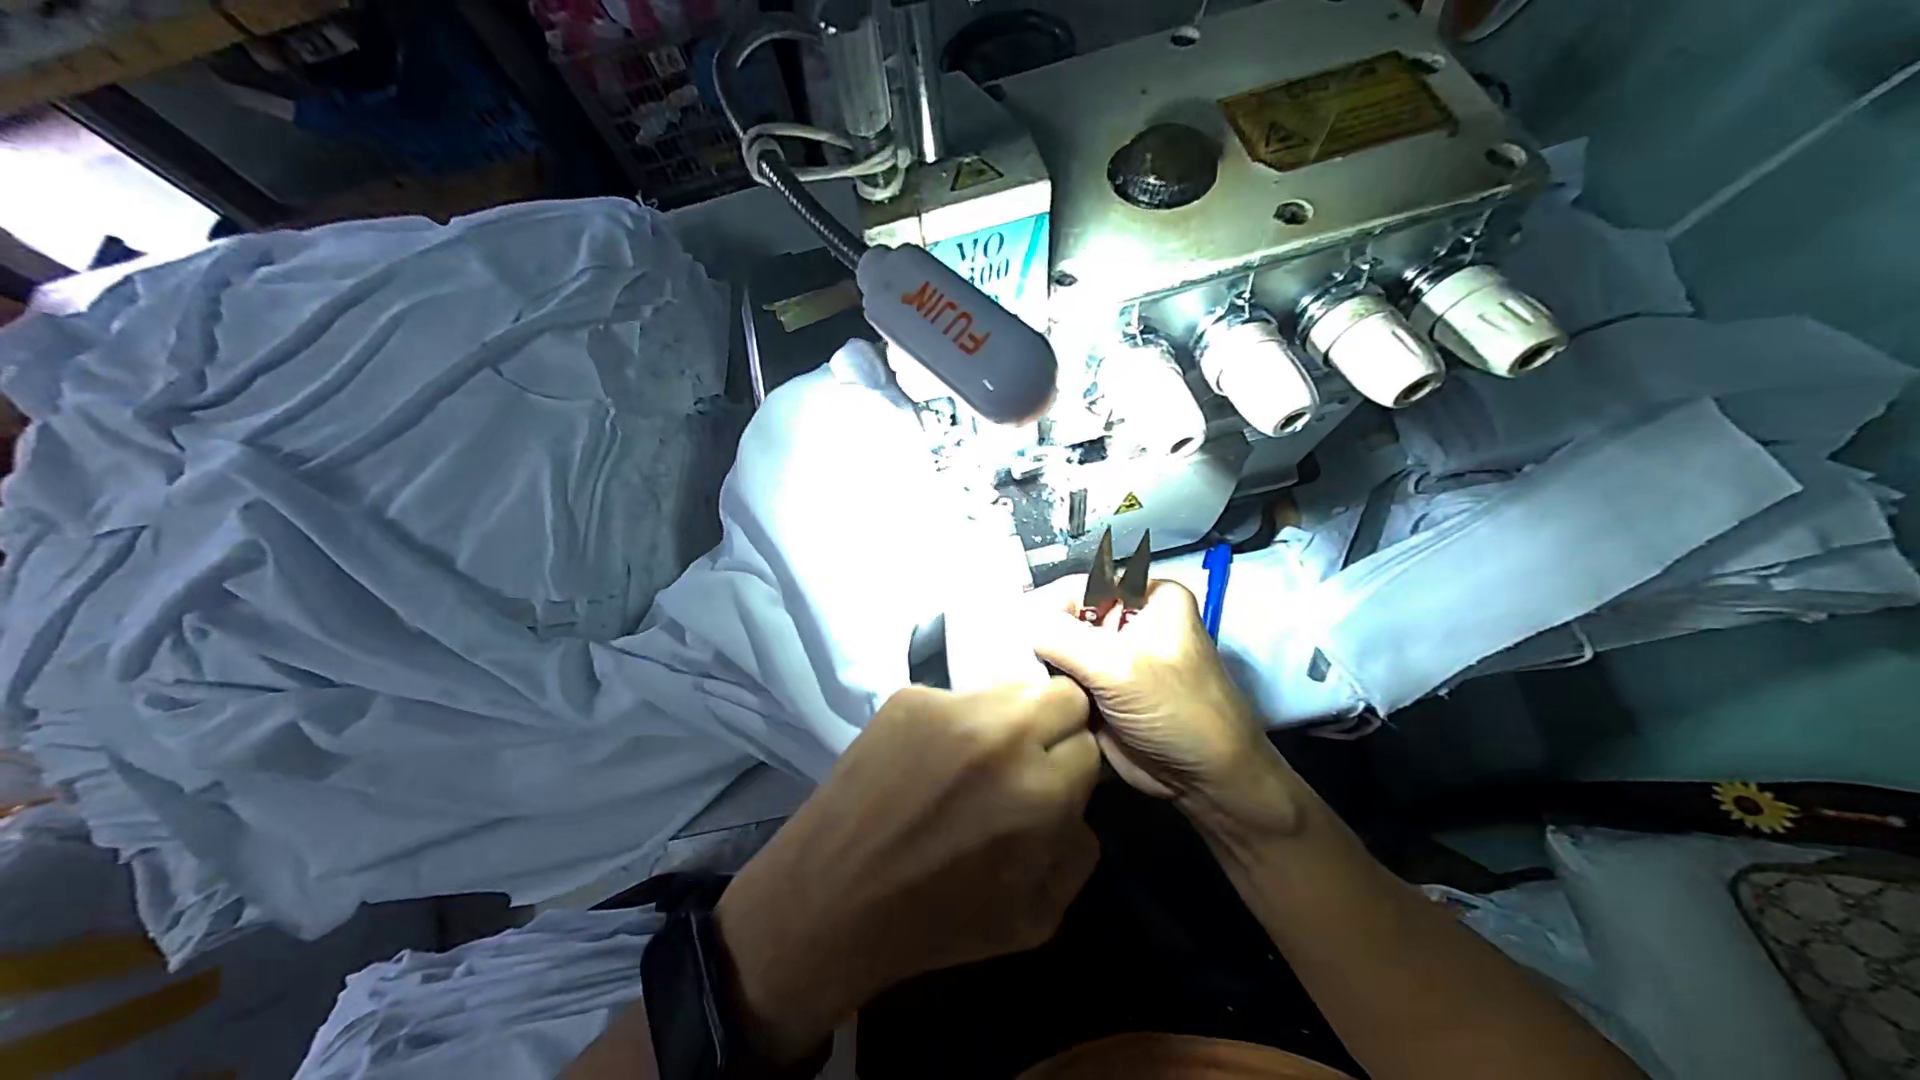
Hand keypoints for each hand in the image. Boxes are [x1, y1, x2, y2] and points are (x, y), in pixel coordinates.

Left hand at [714, 678, 1102, 1061]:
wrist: (831, 898)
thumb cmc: (938, 922)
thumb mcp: (1037, 918)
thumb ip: (1077, 850)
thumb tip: (1077, 801)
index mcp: (1041, 790)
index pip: (1092, 745)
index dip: (1074, 771)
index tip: (1053, 786)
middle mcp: (1001, 734)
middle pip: (1063, 694)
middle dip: (1057, 727)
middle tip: (1028, 758)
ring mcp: (949, 707)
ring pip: (1009, 688)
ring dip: (1008, 719)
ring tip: (977, 757)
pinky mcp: (908, 697)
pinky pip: (957, 696)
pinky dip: (958, 723)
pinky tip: (931, 759)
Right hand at [1029, 577, 1299, 831]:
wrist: (1206, 781)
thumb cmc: (1177, 712)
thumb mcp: (1120, 666)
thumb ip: (1062, 638)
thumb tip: (1014, 624)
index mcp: (1145, 597)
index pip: (1079, 586)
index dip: (1045, 606)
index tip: (1011, 632)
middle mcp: (1127, 621)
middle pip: (1065, 617)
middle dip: (1038, 637)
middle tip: (1005, 659)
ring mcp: (1112, 657)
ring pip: (1058, 650)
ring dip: (1038, 665)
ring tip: (1012, 679)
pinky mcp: (1098, 691)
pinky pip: (1060, 679)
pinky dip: (1043, 687)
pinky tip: (1022, 695)